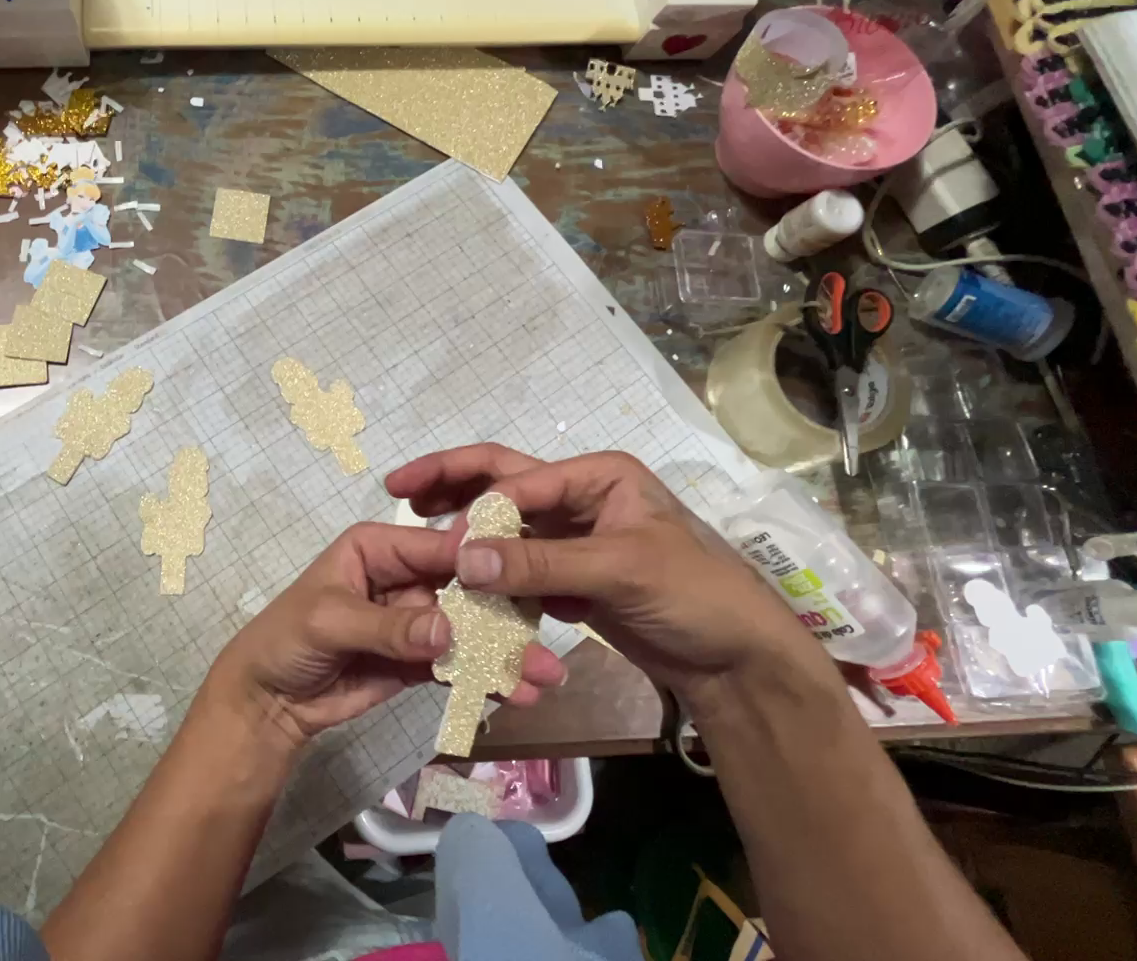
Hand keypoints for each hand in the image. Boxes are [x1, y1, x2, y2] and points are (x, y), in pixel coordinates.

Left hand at [202, 522, 567, 751]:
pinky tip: (518, 693)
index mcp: (377, 547)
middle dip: (502, 615)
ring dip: (504, 652)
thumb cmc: (286, 639)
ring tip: (544, 678)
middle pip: (462, 589)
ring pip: (467, 630)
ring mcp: (414, 619)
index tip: (524, 577)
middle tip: (547, 640)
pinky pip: (457, 663)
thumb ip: (388, 626)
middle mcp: (402, 576)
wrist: (267, 700)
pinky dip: (485, 676)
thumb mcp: (328, 622)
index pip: (435, 547)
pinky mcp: (418, 660)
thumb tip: (448, 631)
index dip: (477, 561)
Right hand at [385, 445, 831, 708]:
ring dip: (466, 532)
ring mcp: (574, 538)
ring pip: (506, 528)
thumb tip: (459, 559)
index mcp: (597, 475)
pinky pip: (518, 569)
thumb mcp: (621, 569)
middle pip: (503, 482)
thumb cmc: (695, 595)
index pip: (517, 477)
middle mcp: (580, 497)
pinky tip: (461, 585)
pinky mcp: (571, 577)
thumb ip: (539, 564)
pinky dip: (490, 576)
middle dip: (451, 483)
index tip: (439, 545)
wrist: (738, 661)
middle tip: (398, 488)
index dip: (473, 507)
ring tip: (418, 536)